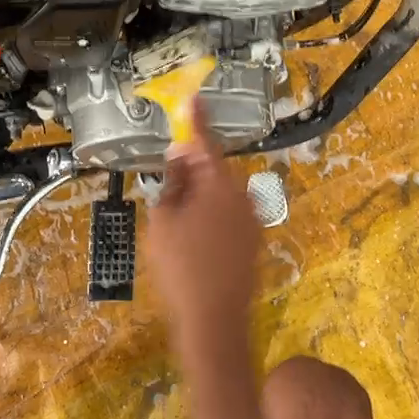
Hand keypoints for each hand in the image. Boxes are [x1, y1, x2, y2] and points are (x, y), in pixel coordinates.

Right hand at [145, 107, 262, 362]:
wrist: (215, 321)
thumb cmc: (182, 268)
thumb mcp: (163, 221)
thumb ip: (173, 183)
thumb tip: (180, 157)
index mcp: (220, 184)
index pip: (205, 143)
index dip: (196, 120)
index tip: (193, 97)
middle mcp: (244, 195)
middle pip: (215, 169)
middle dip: (194, 166)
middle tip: (169, 175)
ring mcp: (253, 220)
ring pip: (222, 193)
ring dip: (202, 193)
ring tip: (176, 216)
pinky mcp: (254, 241)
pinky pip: (230, 214)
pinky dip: (212, 214)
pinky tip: (194, 238)